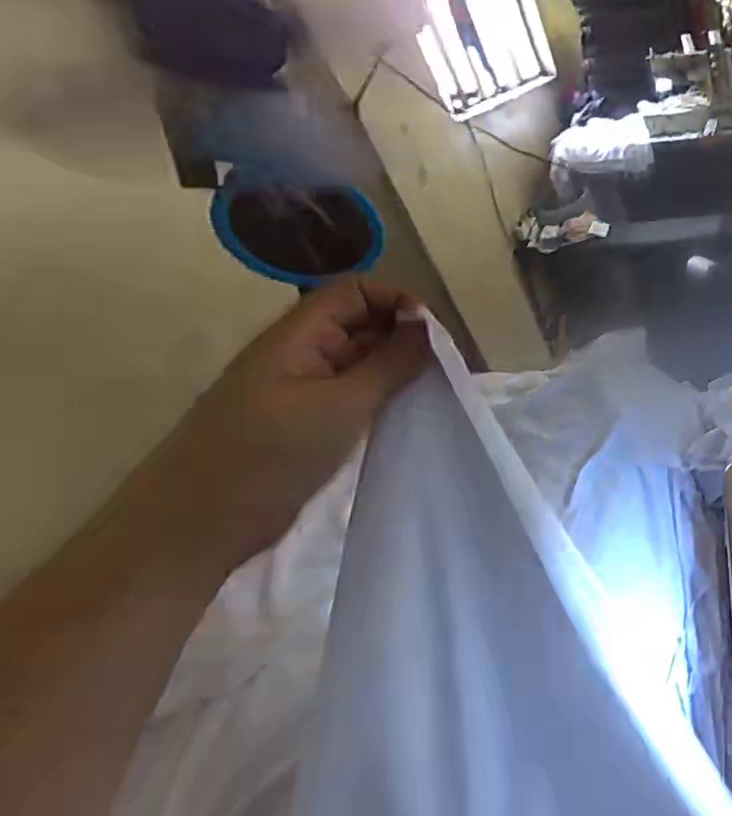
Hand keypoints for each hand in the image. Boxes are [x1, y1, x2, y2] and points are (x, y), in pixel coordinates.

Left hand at [126, 277, 431, 581]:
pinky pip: (360, 390)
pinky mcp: (313, 419)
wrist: (202, 523)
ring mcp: (306, 388)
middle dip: (408, 335)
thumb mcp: (341, 404)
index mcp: (296, 339)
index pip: (353, 292)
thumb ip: (389, 362)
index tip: (434, 335)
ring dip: (403, 367)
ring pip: (365, 358)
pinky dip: (390, 393)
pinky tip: (414, 409)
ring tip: (437, 388)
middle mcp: (301, 354)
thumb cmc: (270, 454)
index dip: (396, 302)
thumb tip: (426, 325)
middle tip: (447, 366)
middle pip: (362, 322)